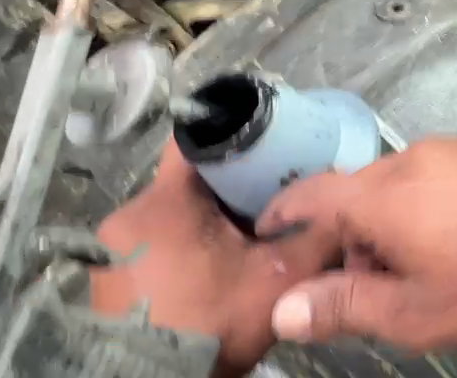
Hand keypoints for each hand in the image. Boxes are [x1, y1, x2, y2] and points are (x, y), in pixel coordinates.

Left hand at [92, 143, 339, 376]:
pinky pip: (160, 241)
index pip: (199, 135)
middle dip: (238, 182)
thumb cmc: (211, 325)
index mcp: (162, 201)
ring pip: (179, 210)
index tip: (276, 143)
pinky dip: (193, 244)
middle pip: (195, 176)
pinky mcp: (109, 283)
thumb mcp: (283, 277)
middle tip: (280, 192)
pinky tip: (225, 265)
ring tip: (257, 231)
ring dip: (216, 216)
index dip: (243, 130)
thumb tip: (347, 198)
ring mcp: (110, 253)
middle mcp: (126, 217)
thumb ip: (320, 230)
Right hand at [256, 139, 456, 353]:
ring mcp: (453, 150)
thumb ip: (345, 305)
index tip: (266, 234)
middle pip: (358, 194)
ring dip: (388, 228)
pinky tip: (451, 246)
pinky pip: (432, 178)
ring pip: (397, 187)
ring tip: (414, 277)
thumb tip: (285, 307)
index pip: (314, 192)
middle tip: (363, 291)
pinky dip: (421, 210)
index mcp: (385, 193)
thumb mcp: (415, 310)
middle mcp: (414, 158)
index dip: (283, 212)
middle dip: (348, 240)